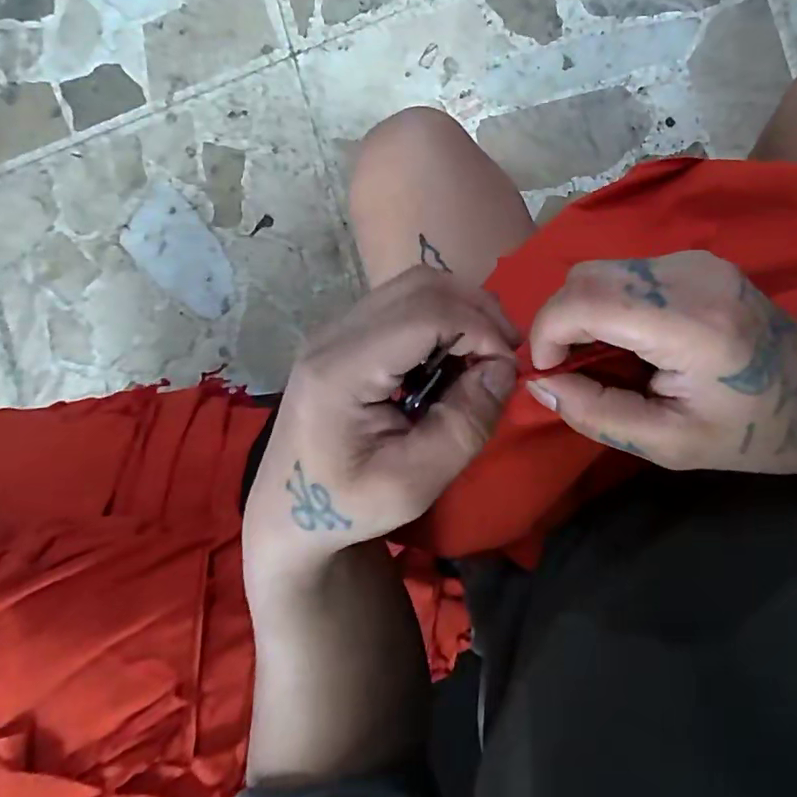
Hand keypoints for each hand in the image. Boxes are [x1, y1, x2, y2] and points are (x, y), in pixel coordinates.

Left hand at [245, 267, 520, 573]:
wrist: (289, 510)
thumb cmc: (347, 505)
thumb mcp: (413, 483)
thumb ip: (463, 425)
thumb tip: (505, 368)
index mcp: (341, 370)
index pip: (425, 313)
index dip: (480, 330)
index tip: (507, 371)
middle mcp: (333, 335)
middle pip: (420, 285)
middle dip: (475, 311)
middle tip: (503, 357)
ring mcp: (334, 329)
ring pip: (412, 287)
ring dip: (458, 312)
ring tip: (480, 358)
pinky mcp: (342, 335)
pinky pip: (400, 304)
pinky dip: (438, 320)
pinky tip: (447, 360)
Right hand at [526, 251, 796, 478]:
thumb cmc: (752, 434)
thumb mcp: (669, 445)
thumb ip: (597, 414)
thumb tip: (540, 385)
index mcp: (692, 325)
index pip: (585, 299)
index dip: (547, 332)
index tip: (548, 372)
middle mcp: (690, 275)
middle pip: (584, 276)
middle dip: (558, 321)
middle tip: (569, 368)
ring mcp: (694, 260)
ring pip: (598, 270)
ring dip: (580, 312)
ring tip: (599, 357)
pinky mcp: (694, 259)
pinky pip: (622, 272)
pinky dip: (605, 303)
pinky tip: (626, 338)